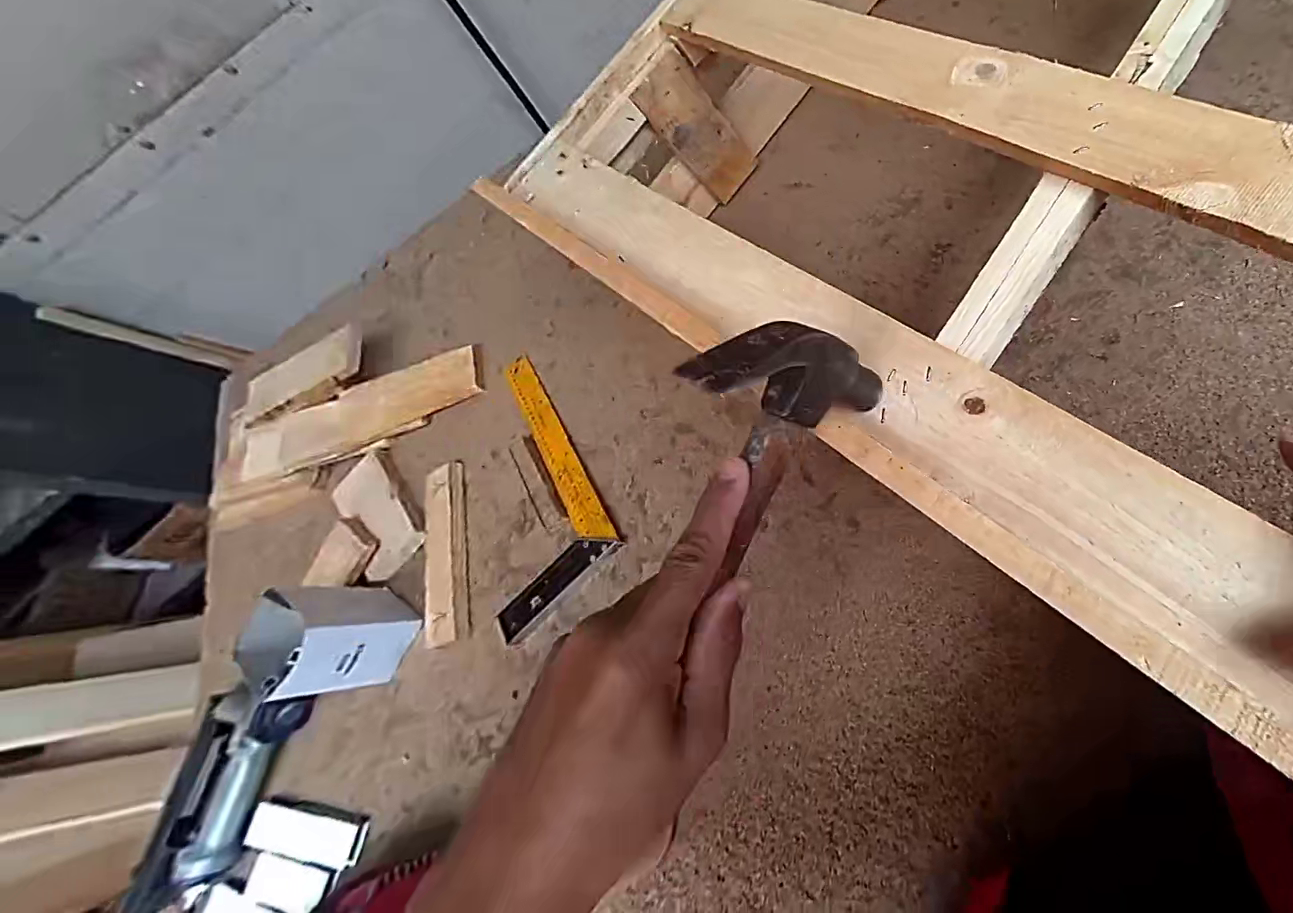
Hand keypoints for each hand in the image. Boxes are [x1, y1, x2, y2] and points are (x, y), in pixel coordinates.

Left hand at [414, 460, 750, 912]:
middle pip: (675, 593)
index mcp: (639, 650)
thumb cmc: (618, 816)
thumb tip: (737, 587)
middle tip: (715, 661)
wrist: (509, 878)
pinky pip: (624, 637)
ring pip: (650, 617)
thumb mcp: (695, 744)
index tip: (739, 464)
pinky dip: (651, 653)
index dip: (721, 509)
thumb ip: (719, 656)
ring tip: (669, 721)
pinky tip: (642, 716)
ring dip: (677, 643)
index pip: (693, 562)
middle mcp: (600, 632)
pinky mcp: (558, 666)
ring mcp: (572, 648)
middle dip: (707, 608)